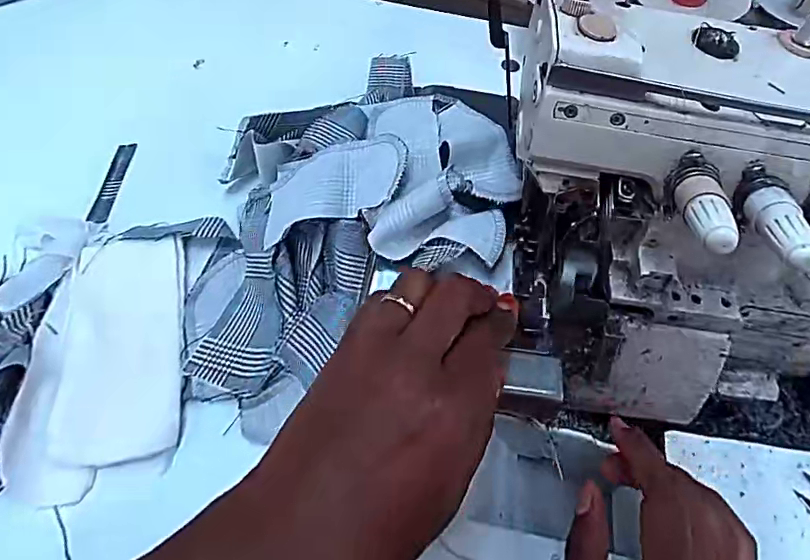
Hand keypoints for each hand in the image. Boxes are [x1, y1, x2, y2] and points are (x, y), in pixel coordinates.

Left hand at [147, 270, 518, 559]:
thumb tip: (485, 373)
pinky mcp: (344, 344)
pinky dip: (400, 297)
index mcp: (451, 410)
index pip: (489, 340)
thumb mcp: (452, 477)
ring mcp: (373, 350)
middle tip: (485, 300)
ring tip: (446, 299)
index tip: (505, 318)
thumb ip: (473, 414)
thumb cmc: (372, 524)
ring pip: (417, 283)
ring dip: (439, 288)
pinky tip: (406, 311)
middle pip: (456, 297)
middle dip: (477, 295)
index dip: (502, 324)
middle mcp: (412, 368)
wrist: (303, 526)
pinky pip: (381, 298)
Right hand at [565, 417, 756, 559]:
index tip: (617, 427)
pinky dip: (703, 510)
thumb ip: (586, 542)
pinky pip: (734, 532)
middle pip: (688, 490)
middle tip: (617, 462)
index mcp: (677, 554)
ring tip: (642, 485)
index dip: (637, 448)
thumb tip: (588, 494)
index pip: (663, 484)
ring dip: (675, 484)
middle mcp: (713, 557)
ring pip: (714, 506)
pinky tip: (678, 513)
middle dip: (650, 465)